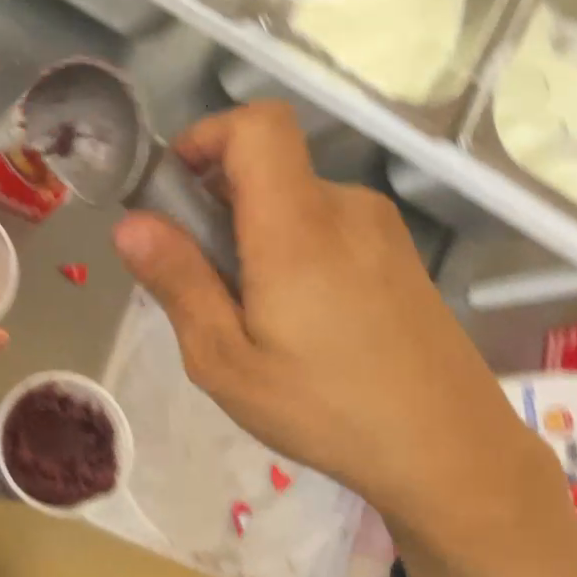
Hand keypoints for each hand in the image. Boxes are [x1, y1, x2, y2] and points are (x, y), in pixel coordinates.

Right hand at [112, 102, 576, 576]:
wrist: (447, 450)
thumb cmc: (320, 406)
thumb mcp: (222, 356)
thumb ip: (177, 281)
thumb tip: (128, 223)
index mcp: (297, 227)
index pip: (257, 126)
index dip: (204, 137)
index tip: (166, 191)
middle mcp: (344, 210)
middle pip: (265, 169)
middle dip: (210, 206)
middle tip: (188, 283)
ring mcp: (379, 231)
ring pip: (290, 204)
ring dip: (244, 236)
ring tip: (236, 315)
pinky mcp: (396, 257)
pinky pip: (321, 230)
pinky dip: (282, 252)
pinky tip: (284, 322)